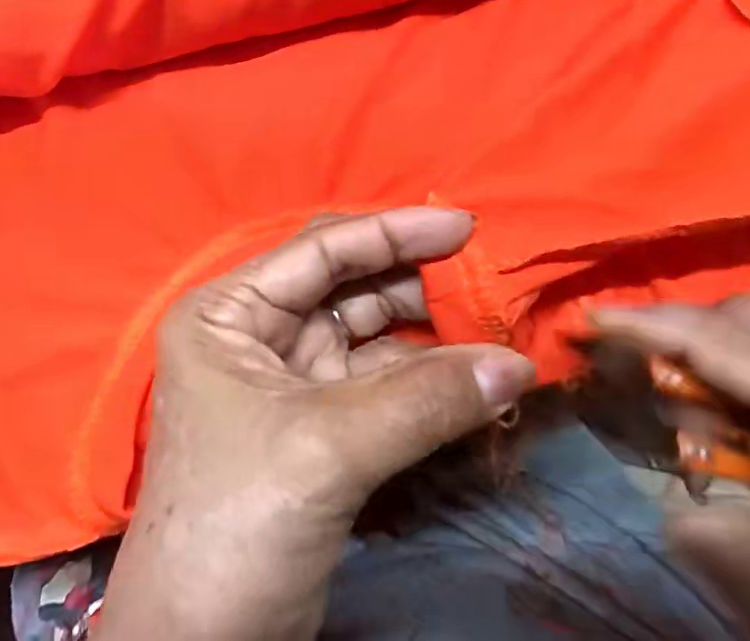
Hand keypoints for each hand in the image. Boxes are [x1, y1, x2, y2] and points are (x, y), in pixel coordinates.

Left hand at [98, 207, 535, 640]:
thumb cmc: (237, 523)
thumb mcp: (328, 448)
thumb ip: (426, 400)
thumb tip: (517, 363)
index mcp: (232, 312)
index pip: (323, 249)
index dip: (395, 232)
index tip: (465, 225)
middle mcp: (259, 332)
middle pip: (352, 285)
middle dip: (420, 281)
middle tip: (488, 280)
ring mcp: (291, 379)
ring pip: (374, 333)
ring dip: (433, 332)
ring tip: (495, 326)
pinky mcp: (322, 424)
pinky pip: (386, 381)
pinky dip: (430, 378)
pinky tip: (477, 375)